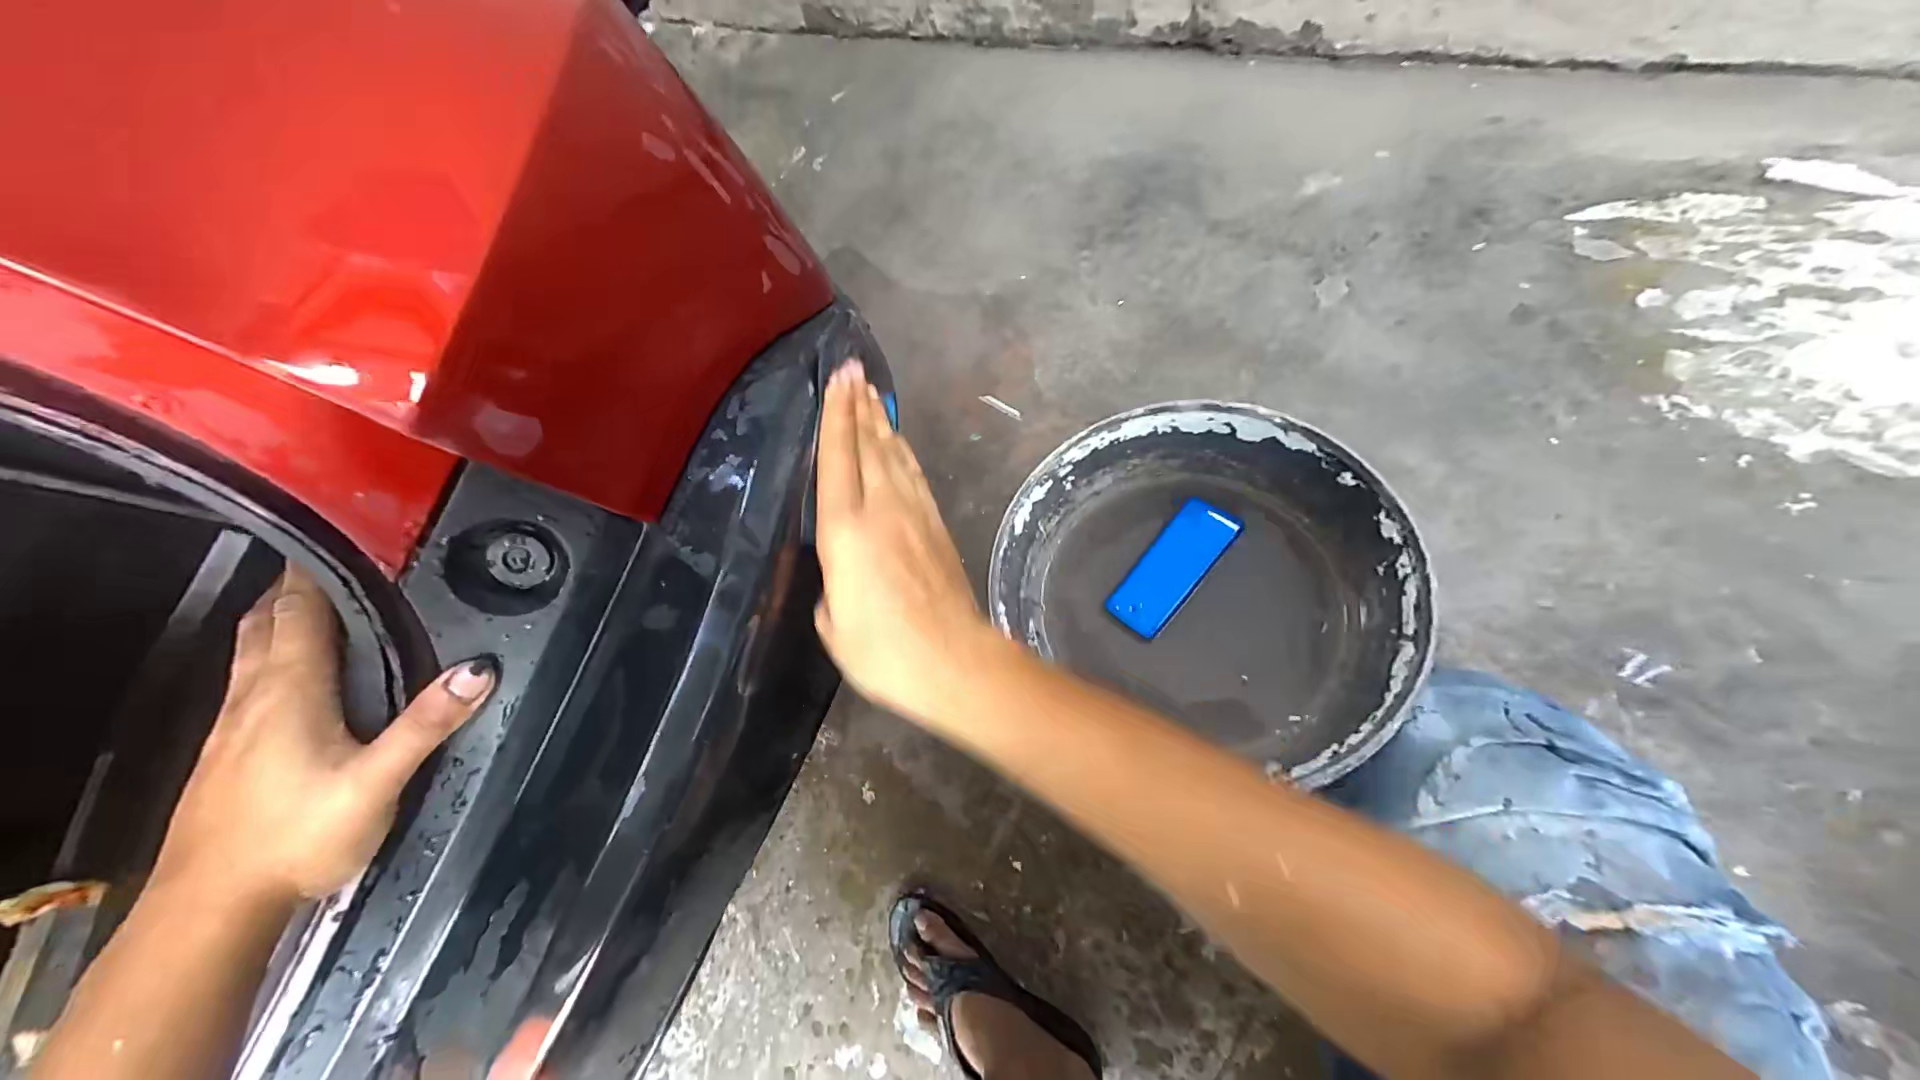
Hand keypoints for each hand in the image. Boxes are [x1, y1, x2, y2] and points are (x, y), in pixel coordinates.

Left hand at [154, 566, 496, 903]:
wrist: (210, 910)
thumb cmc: (295, 839)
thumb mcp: (379, 781)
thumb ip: (428, 723)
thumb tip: (479, 670)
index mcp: (290, 693)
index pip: (298, 613)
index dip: (313, 574)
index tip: (335, 540)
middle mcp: (252, 700)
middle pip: (265, 624)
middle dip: (294, 590)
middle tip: (331, 566)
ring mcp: (230, 728)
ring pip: (248, 652)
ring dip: (278, 620)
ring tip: (312, 604)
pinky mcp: (223, 755)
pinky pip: (247, 683)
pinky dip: (269, 657)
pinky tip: (291, 677)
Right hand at [814, 362, 997, 723]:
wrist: (955, 662)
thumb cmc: (885, 652)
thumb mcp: (833, 626)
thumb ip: (832, 588)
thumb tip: (842, 575)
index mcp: (845, 532)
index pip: (837, 459)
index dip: (834, 417)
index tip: (836, 381)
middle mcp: (881, 511)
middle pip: (868, 445)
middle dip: (858, 404)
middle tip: (851, 370)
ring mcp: (914, 515)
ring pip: (894, 455)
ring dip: (881, 422)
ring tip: (871, 394)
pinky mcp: (937, 527)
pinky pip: (915, 476)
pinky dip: (903, 453)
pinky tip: (899, 443)